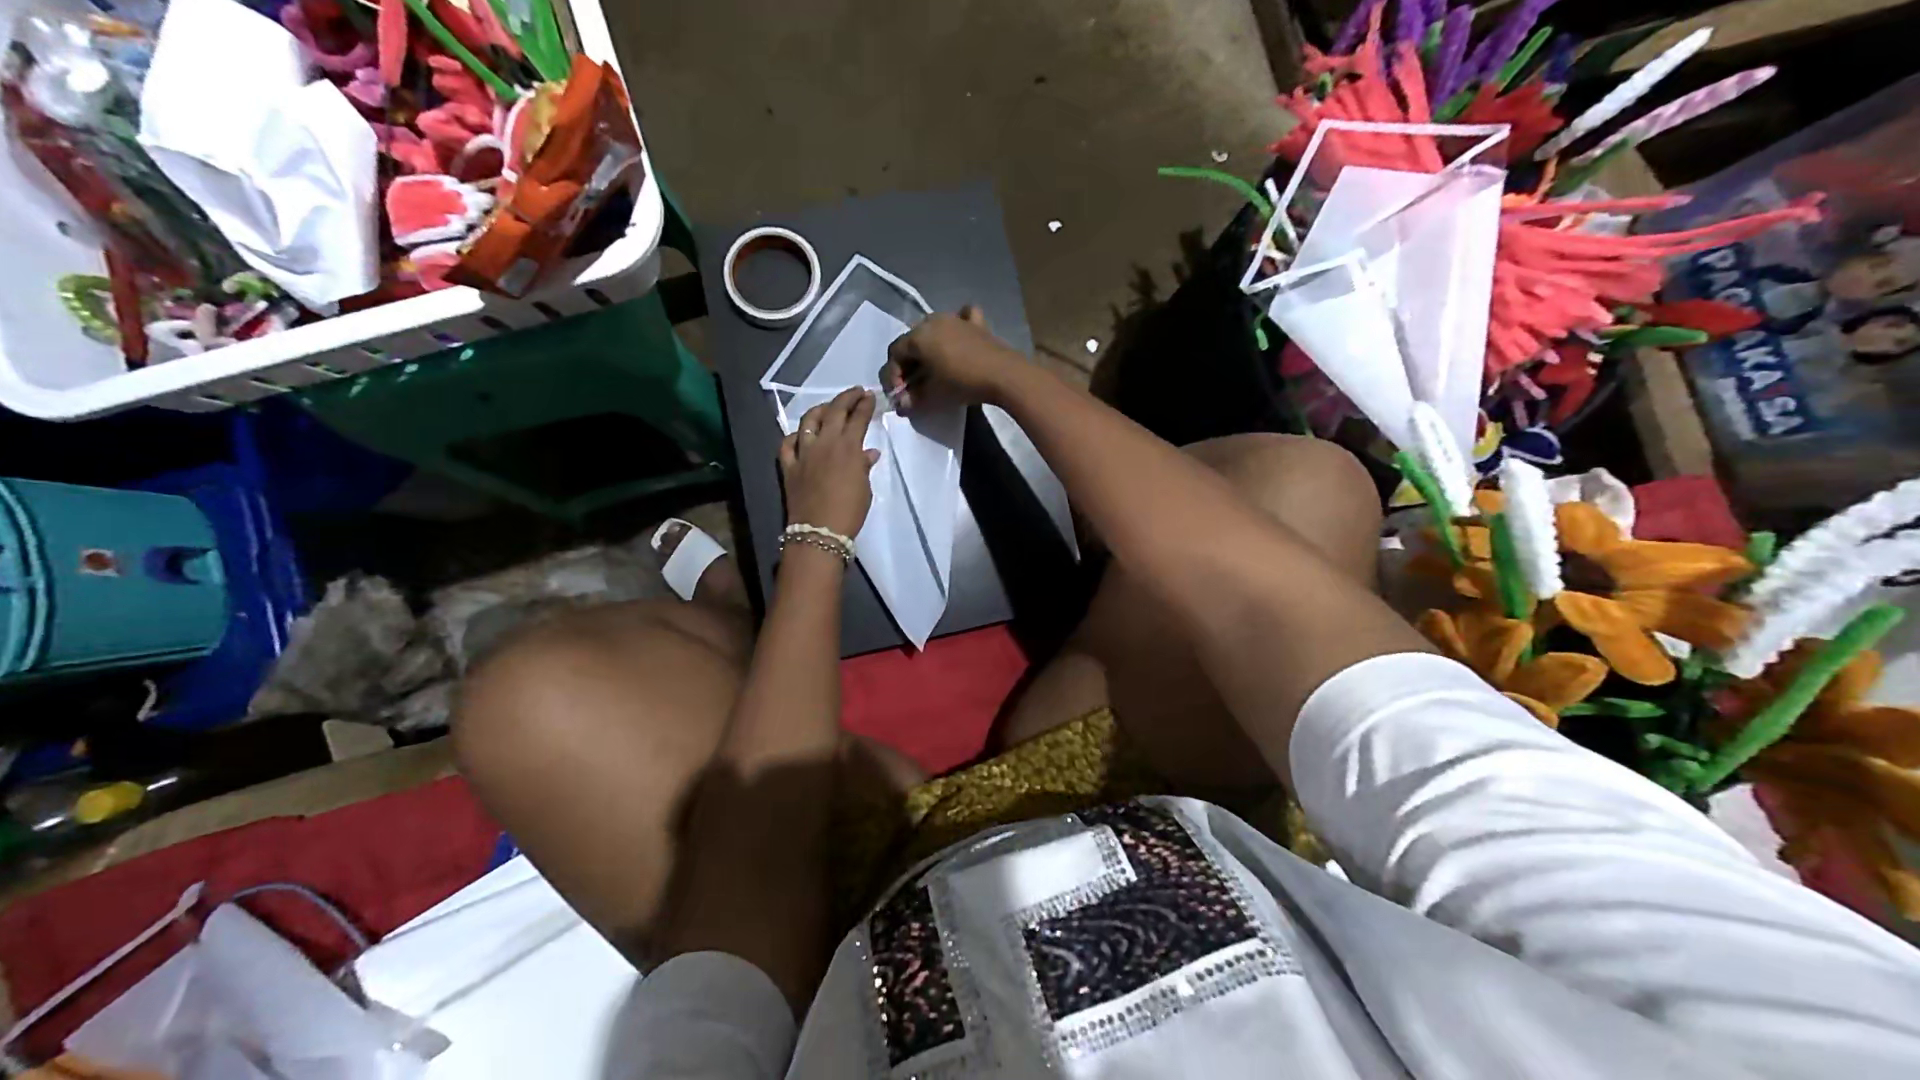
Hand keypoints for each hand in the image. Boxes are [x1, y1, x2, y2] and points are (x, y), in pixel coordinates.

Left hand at [780, 386, 880, 538]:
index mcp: (848, 448)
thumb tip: (869, 453)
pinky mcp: (789, 466)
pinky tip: (801, 435)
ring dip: (821, 410)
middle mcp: (825, 443)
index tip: (870, 396)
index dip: (865, 405)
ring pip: (809, 421)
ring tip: (829, 408)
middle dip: (846, 398)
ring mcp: (804, 453)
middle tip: (855, 392)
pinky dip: (795, 436)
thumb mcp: (865, 488)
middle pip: (834, 411)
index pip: (858, 418)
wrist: (820, 531)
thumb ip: (864, 466)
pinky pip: (787, 444)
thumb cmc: (850, 512)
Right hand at [882, 305, 1027, 412]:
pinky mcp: (977, 324)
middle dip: (910, 362)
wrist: (1003, 375)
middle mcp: (933, 321)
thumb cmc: (962, 383)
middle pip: (913, 340)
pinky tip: (960, 336)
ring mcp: (956, 319)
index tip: (901, 394)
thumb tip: (901, 405)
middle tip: (915, 384)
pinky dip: (957, 326)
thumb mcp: (933, 396)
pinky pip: (962, 318)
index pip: (895, 353)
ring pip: (934, 328)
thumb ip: (913, 400)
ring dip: (929, 346)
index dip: (893, 375)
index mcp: (918, 336)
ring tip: (934, 367)